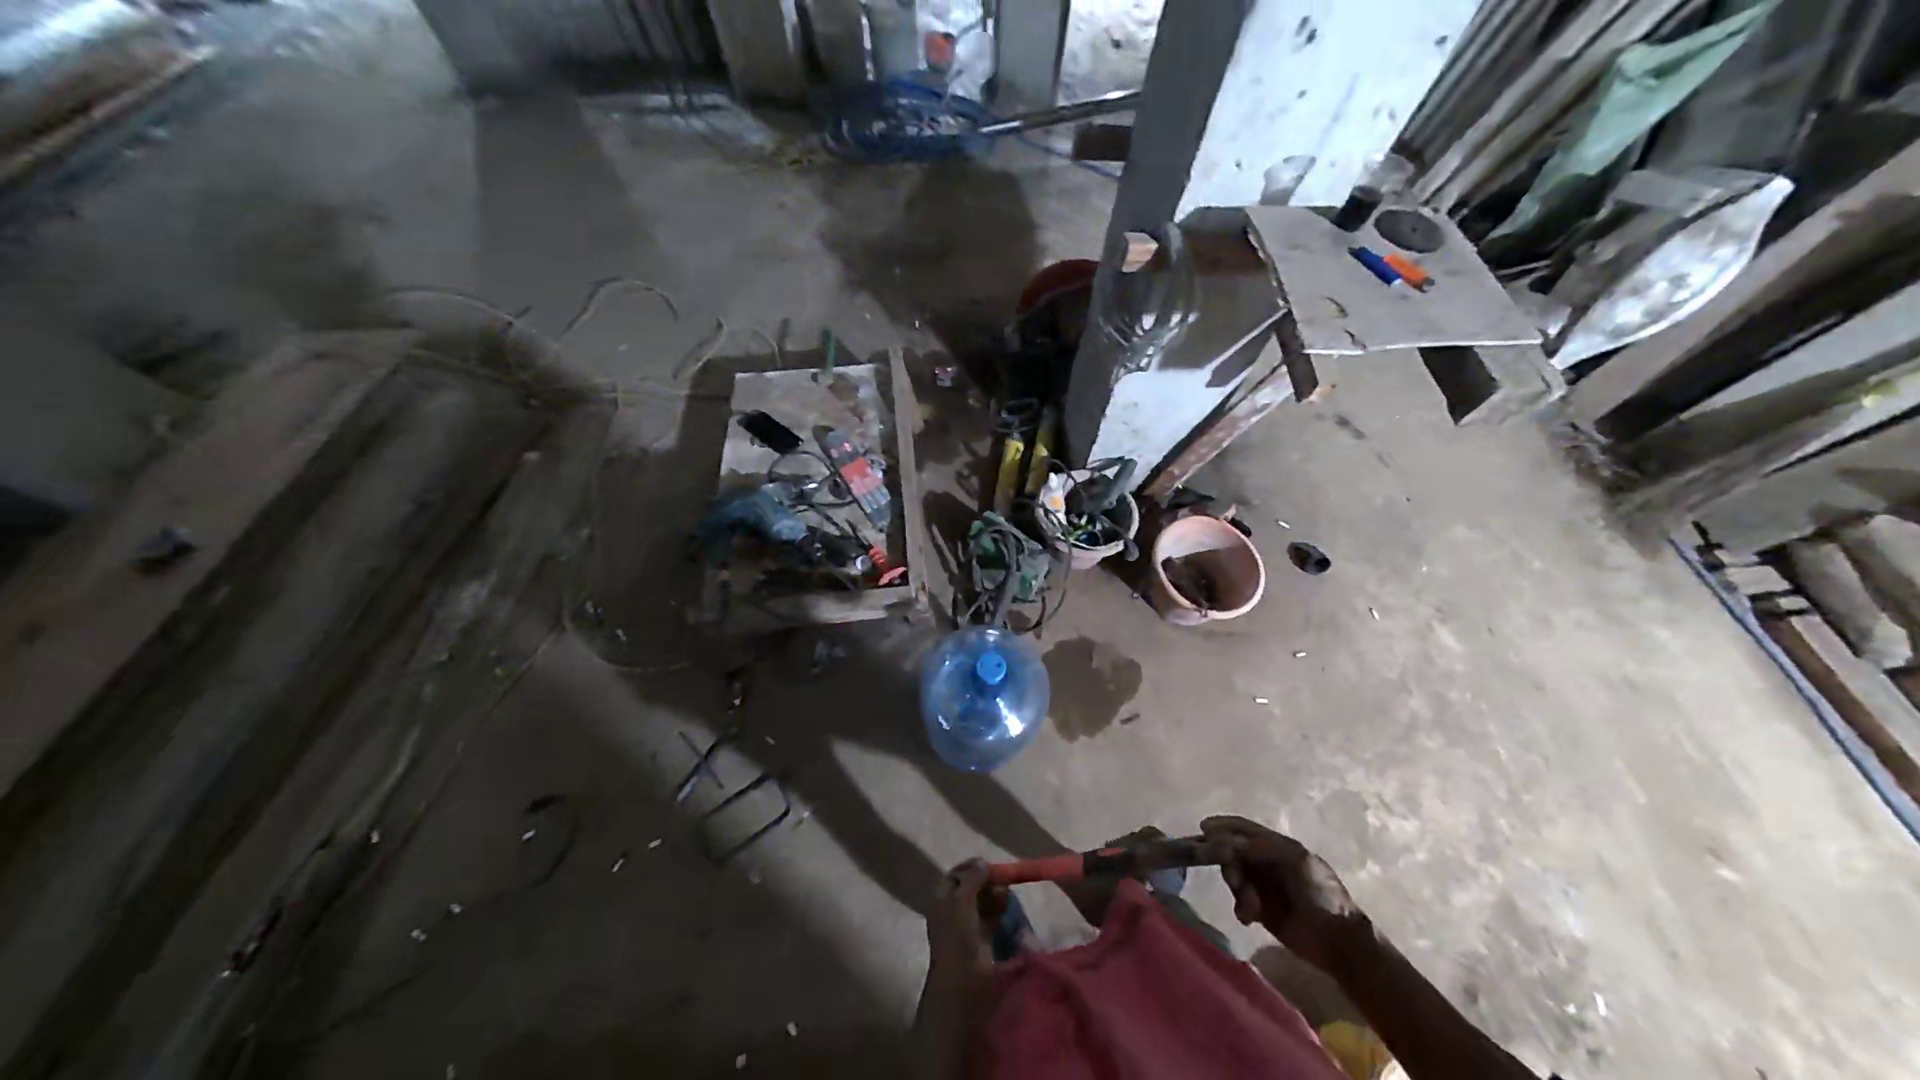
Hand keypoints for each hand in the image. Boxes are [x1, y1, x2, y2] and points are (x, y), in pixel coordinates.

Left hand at [925, 859, 1002, 986]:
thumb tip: (983, 862)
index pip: (955, 875)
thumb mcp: (960, 899)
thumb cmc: (956, 933)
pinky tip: (1008, 903)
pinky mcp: (981, 936)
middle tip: (1001, 877)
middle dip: (985, 880)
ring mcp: (967, 924)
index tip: (987, 862)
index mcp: (941, 898)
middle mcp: (952, 909)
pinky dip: (999, 908)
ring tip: (1006, 889)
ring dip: (994, 894)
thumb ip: (972, 878)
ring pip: (982, 901)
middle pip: (970, 887)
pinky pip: (991, 916)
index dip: (969, 867)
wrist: (962, 977)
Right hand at [1200, 815, 1364, 970]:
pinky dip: (1240, 907)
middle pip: (1233, 853)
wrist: (1339, 941)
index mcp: (1277, 846)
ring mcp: (1263, 886)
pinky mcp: (1261, 911)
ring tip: (1251, 905)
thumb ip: (1262, 847)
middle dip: (1230, 863)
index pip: (1244, 829)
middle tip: (1236, 880)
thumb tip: (1228, 840)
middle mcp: (1267, 862)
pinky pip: (1239, 902)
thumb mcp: (1297, 861)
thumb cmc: (1322, 894)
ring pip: (1234, 877)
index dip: (1224, 826)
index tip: (1203, 829)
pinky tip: (1249, 917)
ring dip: (1237, 889)